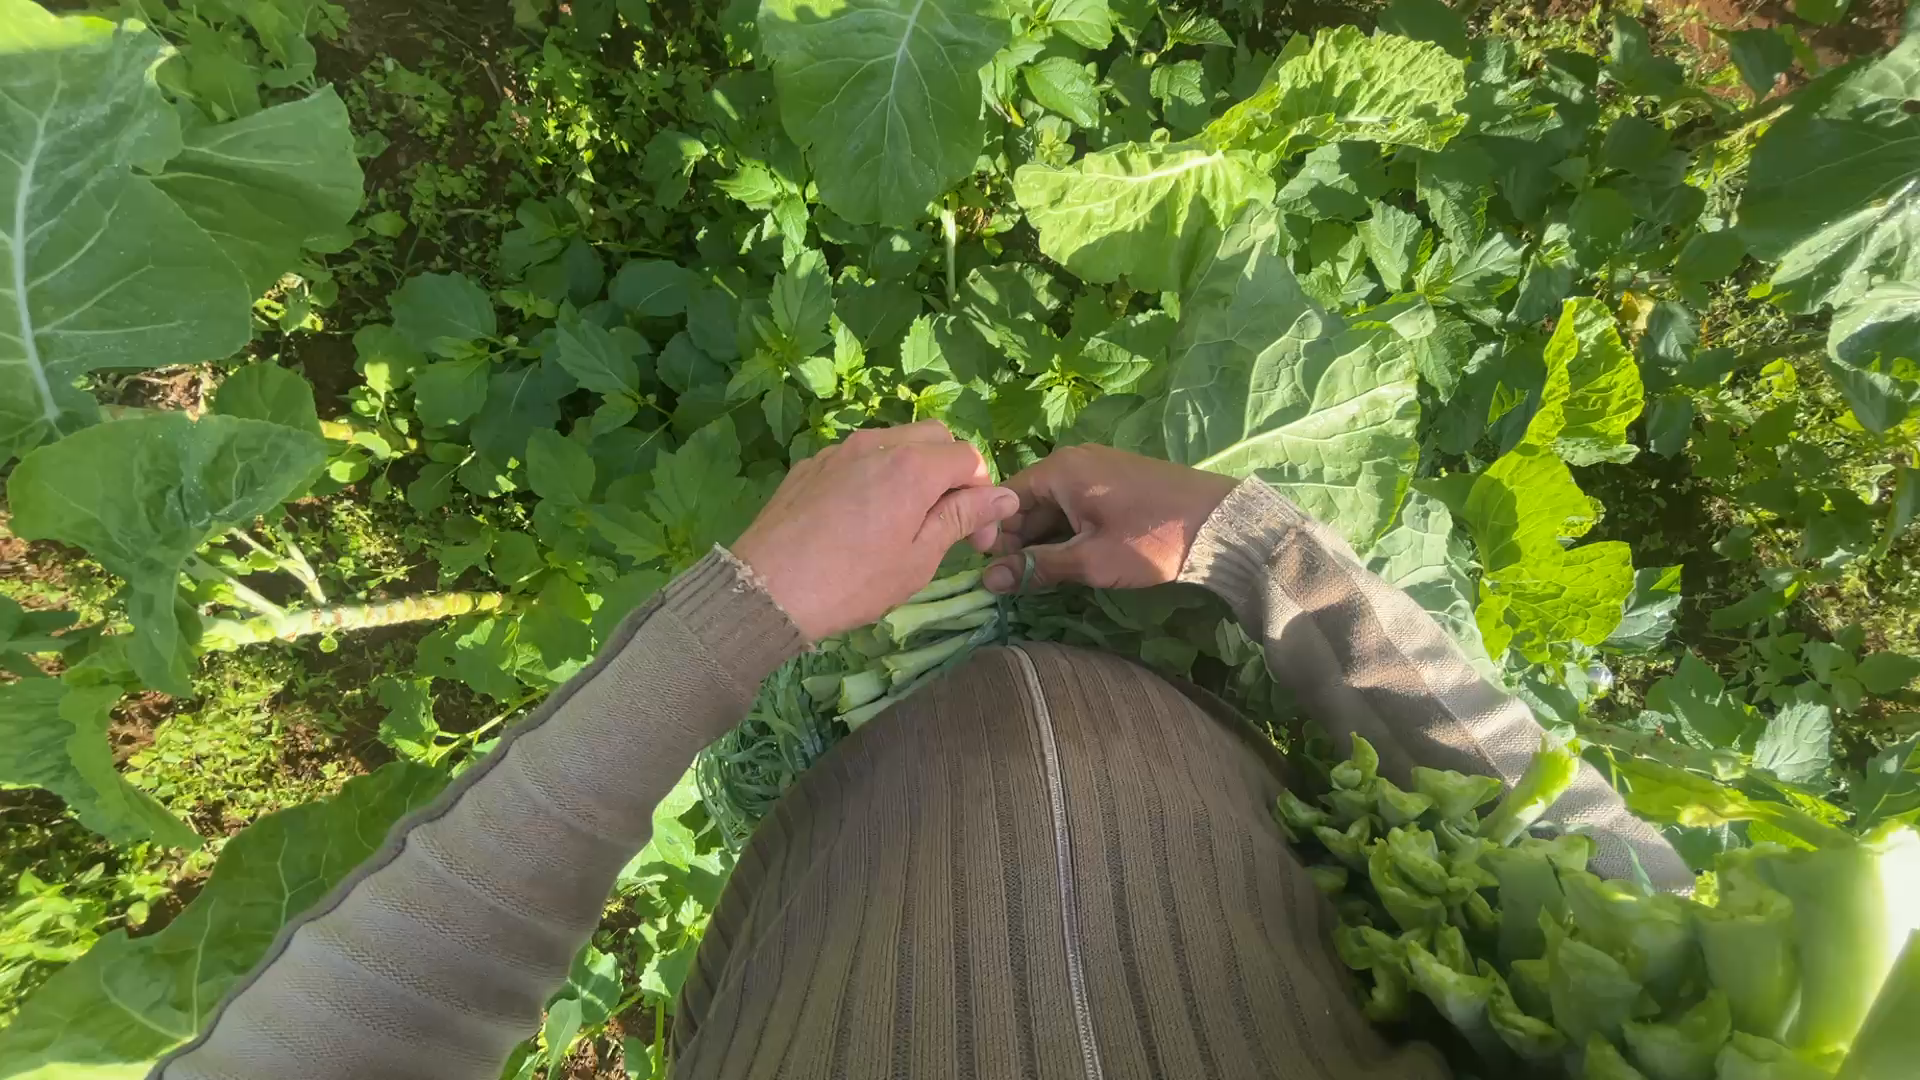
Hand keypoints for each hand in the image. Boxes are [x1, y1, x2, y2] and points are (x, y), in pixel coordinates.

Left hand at [732, 421, 1018, 640]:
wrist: (766, 589)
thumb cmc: (853, 582)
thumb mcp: (919, 558)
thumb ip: (962, 517)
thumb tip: (1006, 496)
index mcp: (913, 466)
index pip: (969, 458)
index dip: (983, 495)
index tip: (975, 540)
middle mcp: (878, 444)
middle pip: (934, 438)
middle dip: (951, 472)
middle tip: (945, 521)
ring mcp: (839, 450)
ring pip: (895, 442)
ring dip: (914, 470)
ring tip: (903, 518)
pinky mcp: (811, 464)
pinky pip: (859, 456)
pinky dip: (876, 475)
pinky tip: (861, 517)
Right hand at [983, 444, 1237, 592]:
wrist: (1223, 524)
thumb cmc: (1150, 540)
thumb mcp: (1090, 560)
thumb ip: (1037, 568)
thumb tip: (987, 580)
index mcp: (1060, 470)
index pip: (1005, 499)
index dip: (995, 536)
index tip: (994, 571)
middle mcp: (1074, 461)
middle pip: (1029, 502)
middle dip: (1020, 541)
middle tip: (1018, 582)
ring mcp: (1098, 469)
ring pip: (1054, 506)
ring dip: (1045, 540)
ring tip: (1044, 576)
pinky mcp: (1116, 482)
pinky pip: (1077, 504)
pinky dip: (1069, 531)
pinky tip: (1072, 559)